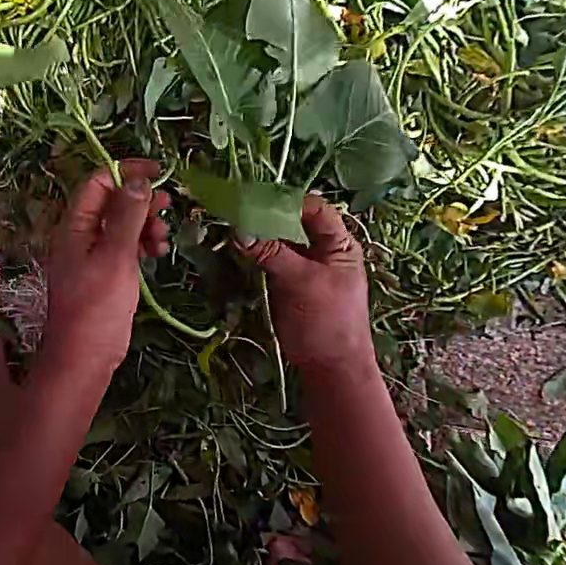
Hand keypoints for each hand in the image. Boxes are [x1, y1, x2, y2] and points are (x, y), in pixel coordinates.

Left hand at [42, 158, 170, 373]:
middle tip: (167, 207)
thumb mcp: (115, 256)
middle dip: (141, 200)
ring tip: (162, 240)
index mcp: (75, 226)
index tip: (158, 172)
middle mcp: (81, 236)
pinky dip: (142, 244)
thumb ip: (127, 216)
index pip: (98, 182)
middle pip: (112, 202)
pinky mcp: (106, 273)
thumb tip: (138, 180)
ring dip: (146, 224)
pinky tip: (158, 253)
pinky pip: (125, 247)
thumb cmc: (98, 306)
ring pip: (122, 225)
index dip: (126, 172)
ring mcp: (93, 255)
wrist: (86, 356)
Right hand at [242, 194, 373, 376]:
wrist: (329, 367)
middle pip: (291, 224)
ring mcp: (300, 268)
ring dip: (255, 236)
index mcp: (338, 244)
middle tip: (234, 209)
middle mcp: (319, 251)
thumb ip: (273, 254)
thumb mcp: (303, 282)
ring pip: (276, 243)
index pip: (314, 210)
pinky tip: (232, 248)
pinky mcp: (283, 285)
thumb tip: (238, 230)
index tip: (256, 198)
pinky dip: (251, 255)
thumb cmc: (328, 321)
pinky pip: (266, 262)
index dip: (288, 201)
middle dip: (265, 217)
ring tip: (227, 225)